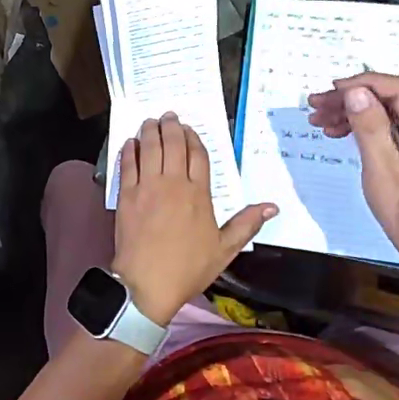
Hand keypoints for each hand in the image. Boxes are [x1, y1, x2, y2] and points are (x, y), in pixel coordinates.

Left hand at [114, 113, 275, 325]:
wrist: (147, 284)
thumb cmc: (188, 268)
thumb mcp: (224, 249)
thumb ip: (246, 224)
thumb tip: (272, 207)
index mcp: (198, 194)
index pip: (198, 154)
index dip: (193, 139)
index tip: (189, 130)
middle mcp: (173, 183)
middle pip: (172, 144)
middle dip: (171, 126)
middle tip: (169, 116)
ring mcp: (147, 187)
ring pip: (149, 148)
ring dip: (150, 131)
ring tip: (151, 121)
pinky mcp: (126, 196)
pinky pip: (127, 164)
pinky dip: (130, 150)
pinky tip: (131, 142)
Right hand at [308, 73, 398, 268]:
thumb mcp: (383, 170)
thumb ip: (371, 127)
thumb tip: (356, 92)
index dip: (364, 84)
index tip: (331, 91)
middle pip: (391, 98)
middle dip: (353, 97)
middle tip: (316, 105)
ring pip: (386, 112)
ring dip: (352, 112)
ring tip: (319, 120)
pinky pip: (387, 129)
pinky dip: (361, 127)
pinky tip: (337, 133)